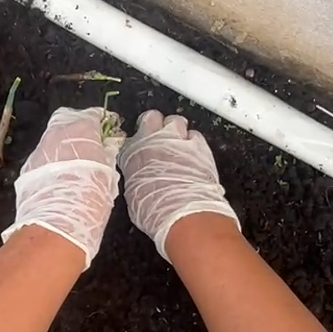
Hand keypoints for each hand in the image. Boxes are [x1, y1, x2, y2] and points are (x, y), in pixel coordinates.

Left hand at [0, 107, 122, 268]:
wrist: (56, 224)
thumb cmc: (90, 197)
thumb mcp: (109, 173)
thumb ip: (107, 154)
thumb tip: (108, 146)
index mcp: (81, 129)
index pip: (93, 114)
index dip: (102, 121)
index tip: (108, 130)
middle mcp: (56, 133)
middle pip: (66, 119)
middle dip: (77, 127)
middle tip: (90, 144)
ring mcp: (39, 150)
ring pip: (52, 139)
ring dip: (63, 146)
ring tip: (75, 164)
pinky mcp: (27, 168)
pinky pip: (43, 158)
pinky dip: (52, 163)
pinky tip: (59, 178)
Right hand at [117, 110, 238, 257]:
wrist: (184, 213)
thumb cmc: (156, 210)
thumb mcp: (134, 193)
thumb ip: (136, 174)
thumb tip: (140, 175)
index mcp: (133, 153)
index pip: (133, 133)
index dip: (139, 137)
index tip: (142, 143)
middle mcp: (153, 141)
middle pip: (155, 117)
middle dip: (159, 126)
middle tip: (162, 139)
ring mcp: (178, 140)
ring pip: (177, 121)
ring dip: (178, 132)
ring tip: (180, 146)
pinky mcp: (199, 146)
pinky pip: (195, 135)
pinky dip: (195, 143)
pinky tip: (195, 155)